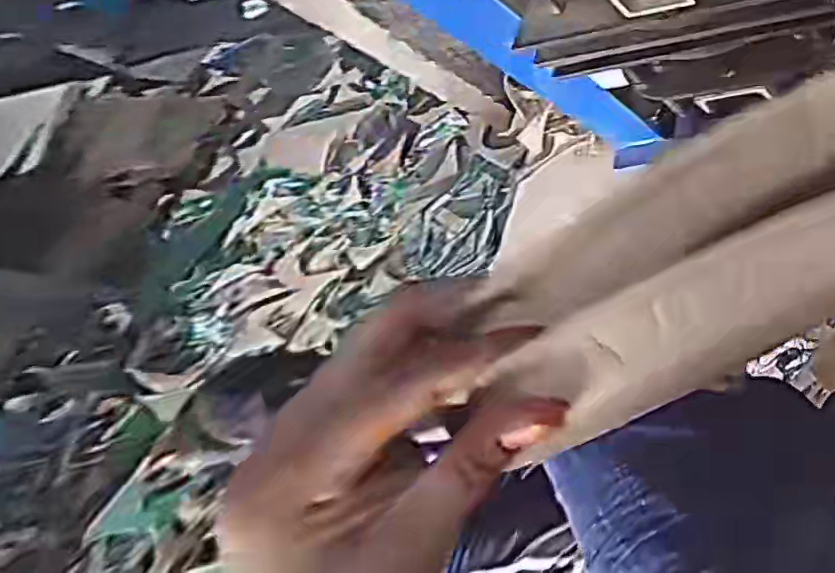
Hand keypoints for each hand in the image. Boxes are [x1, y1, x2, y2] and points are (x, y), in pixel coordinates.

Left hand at [218, 281, 564, 572]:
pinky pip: (381, 366)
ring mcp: (296, 423)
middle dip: (453, 306)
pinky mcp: (318, 424)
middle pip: (379, 332)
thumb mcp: (421, 538)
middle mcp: (285, 429)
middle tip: (513, 296)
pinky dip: (431, 358)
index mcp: (297, 468)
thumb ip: (480, 460)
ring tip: (500, 329)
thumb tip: (549, 404)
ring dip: (445, 328)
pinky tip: (468, 373)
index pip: (401, 380)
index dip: (475, 351)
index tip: (537, 332)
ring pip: (381, 340)